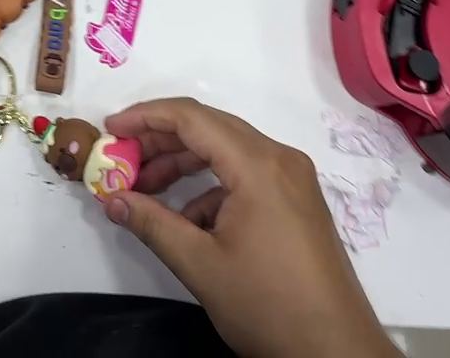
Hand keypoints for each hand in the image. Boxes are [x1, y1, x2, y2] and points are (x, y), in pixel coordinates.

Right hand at [102, 98, 398, 357]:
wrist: (338, 356)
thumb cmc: (269, 306)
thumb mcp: (201, 265)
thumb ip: (152, 223)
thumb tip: (111, 199)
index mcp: (258, 164)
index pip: (192, 117)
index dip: (145, 117)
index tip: (110, 128)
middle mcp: (279, 158)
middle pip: (208, 127)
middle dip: (159, 139)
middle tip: (120, 158)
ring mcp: (291, 178)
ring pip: (225, 149)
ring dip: (182, 163)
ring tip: (144, 188)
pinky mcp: (295, 199)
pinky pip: (243, 173)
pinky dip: (209, 186)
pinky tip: (185, 219)